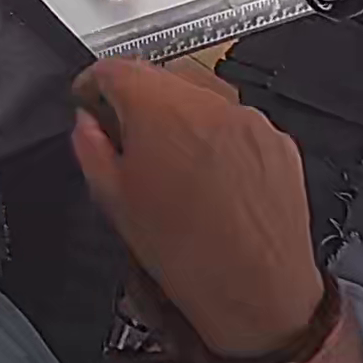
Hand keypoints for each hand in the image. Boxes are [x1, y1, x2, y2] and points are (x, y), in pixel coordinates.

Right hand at [70, 58, 324, 356]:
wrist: (258, 294)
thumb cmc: (183, 250)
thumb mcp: (112, 198)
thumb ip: (88, 145)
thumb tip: (86, 122)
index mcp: (158, 110)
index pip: (114, 68)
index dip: (91, 82)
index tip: (87, 97)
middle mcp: (206, 102)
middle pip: (156, 75)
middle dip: (132, 96)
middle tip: (122, 130)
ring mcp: (246, 118)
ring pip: (195, 93)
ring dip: (174, 110)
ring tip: (168, 156)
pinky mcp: (275, 139)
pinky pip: (230, 117)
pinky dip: (211, 130)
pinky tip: (205, 169)